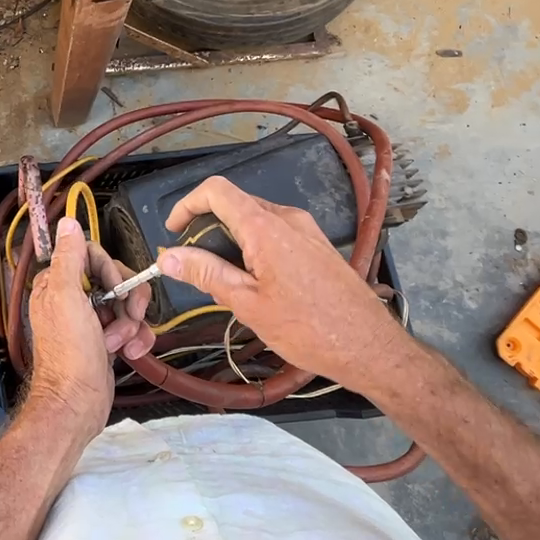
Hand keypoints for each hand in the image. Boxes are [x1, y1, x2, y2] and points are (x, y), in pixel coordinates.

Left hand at [26, 217, 152, 433]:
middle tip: (127, 317)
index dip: (109, 269)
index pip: (92, 254)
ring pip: (127, 302)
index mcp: (58, 283)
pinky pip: (132, 325)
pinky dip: (136, 337)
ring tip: (121, 343)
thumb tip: (68, 223)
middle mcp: (73, 297)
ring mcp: (91, 319)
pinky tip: (131, 352)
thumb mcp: (67, 298)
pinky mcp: (107, 338)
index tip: (115, 288)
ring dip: (132, 322)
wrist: (78, 403)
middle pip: (114, 277)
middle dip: (126, 299)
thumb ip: (69, 259)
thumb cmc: (69, 353)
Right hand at [157, 177, 406, 388]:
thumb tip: (167, 256)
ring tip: (227, 280)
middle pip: (234, 203)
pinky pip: (275, 231)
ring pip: (255, 218)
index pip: (216, 191)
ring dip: (231, 238)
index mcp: (265, 227)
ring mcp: (306, 229)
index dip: (187, 204)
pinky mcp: (317, 244)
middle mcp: (287, 218)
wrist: (371, 349)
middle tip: (198, 265)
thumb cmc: (307, 328)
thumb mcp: (247, 303)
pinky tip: (257, 282)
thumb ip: (206, 273)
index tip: (174, 231)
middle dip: (207, 227)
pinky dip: (254, 245)